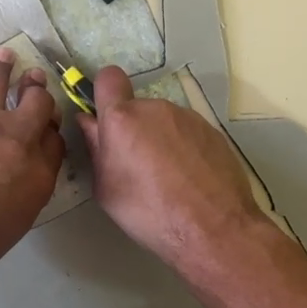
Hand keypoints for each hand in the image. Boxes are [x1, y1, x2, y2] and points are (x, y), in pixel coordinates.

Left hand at [0, 48, 63, 284]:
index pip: (55, 139)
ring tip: (6, 55)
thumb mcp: (21, 214)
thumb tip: (22, 166)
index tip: (48, 123)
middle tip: (35, 77)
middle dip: (37, 88)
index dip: (52, 127)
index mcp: (41, 173)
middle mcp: (19, 141)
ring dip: (4, 67)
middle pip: (37, 103)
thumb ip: (29, 183)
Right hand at [78, 66, 273, 273]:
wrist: (216, 230)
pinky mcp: (212, 130)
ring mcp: (187, 117)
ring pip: (162, 121)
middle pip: (136, 108)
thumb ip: (96, 148)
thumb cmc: (150, 212)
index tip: (106, 119)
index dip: (105, 93)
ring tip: (170, 178)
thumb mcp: (106, 189)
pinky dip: (184, 148)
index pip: (108, 78)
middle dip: (133, 129)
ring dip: (160, 139)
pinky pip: (187, 132)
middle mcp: (155, 108)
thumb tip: (90, 123)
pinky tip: (191, 179)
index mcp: (122, 118)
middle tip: (139, 167)